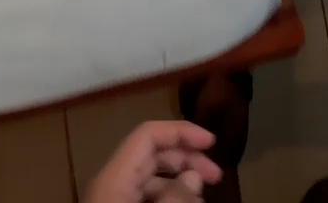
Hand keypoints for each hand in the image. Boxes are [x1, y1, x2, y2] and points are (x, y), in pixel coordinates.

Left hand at [85, 120, 224, 202]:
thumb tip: (194, 176)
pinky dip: (167, 196)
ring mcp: (112, 198)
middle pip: (152, 154)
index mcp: (113, 174)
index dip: (181, 130)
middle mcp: (111, 181)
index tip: (211, 141)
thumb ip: (174, 195)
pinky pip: (145, 196)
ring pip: (151, 177)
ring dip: (180, 180)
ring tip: (203, 195)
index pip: (148, 133)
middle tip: (216, 174)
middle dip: (186, 157)